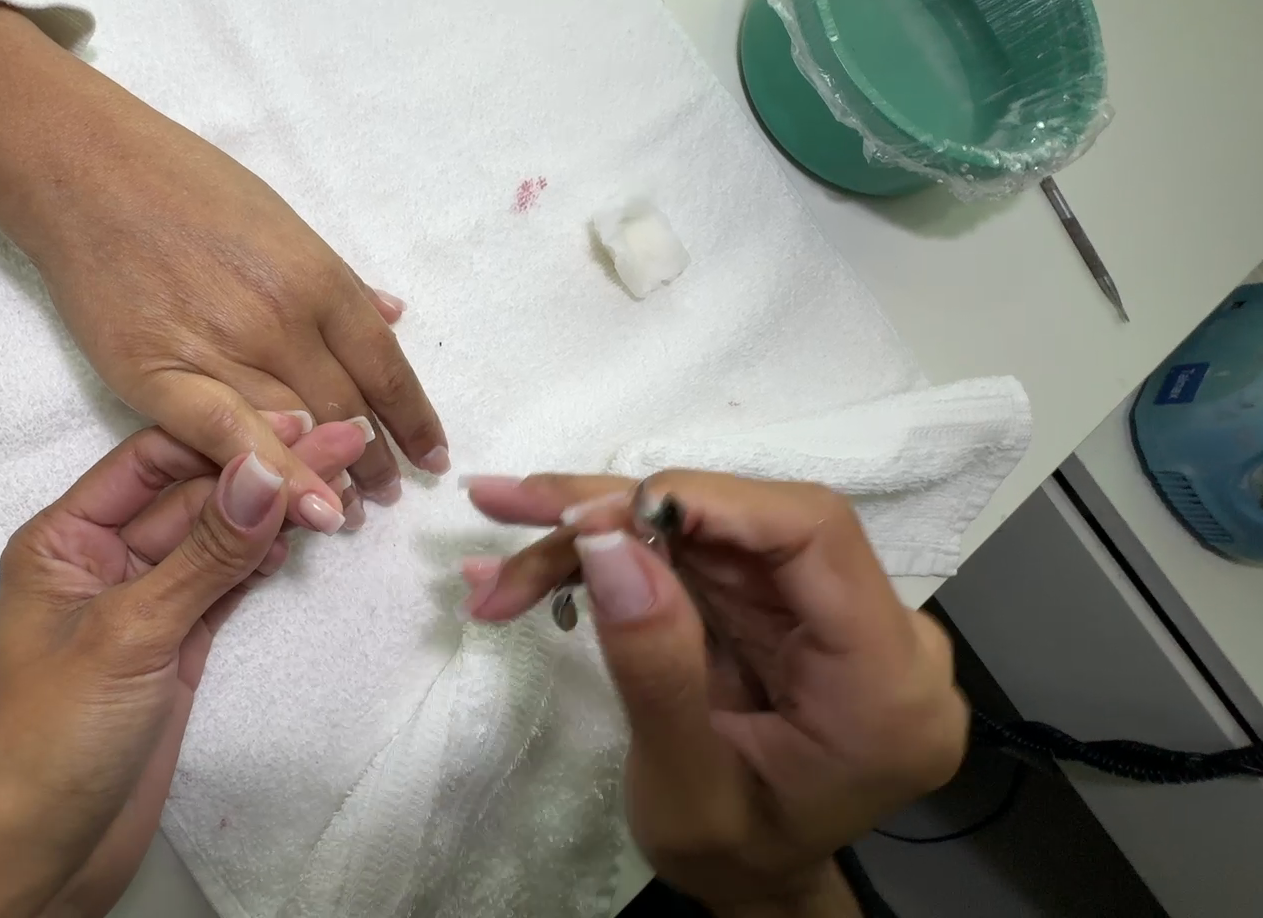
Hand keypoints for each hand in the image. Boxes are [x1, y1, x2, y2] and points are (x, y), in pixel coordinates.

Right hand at [0, 3, 447, 534]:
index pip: (386, 366)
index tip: (430, 455)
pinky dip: (274, 478)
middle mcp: (285, 320)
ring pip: (298, 432)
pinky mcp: (163, 377)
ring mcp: (226, 350)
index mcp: (318, 278)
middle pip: (348, 408)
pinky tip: (306, 510)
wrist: (89, 173)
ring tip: (347, 512)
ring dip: (331, 477)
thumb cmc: (187, 186)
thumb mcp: (281, 219)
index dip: (415, 419)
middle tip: (388, 494)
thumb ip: (337, 278)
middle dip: (375, 459)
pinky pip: (229, 437)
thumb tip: (394, 313)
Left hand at [0, 414, 369, 917]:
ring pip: (217, 538)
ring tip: (341, 487)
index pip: (153, 461)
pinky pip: (225, 581)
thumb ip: (204, 553)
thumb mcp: (128, 635)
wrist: (40, 865)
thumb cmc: (51, 741)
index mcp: (67, 536)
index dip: (224, 438)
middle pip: (195, 497)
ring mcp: (147, 599)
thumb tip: (269, 472)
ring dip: (273, 515)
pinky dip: (262, 560)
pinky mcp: (177, 640)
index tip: (298, 424)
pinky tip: (298, 538)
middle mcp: (106, 556)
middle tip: (344, 444)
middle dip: (265, 474)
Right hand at [462, 473, 967, 916]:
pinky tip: (529, 568)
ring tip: (498, 539)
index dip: (700, 500)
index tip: (588, 518)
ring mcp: (806, 605)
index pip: (808, 532)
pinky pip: (674, 549)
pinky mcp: (758, 597)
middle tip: (509, 506)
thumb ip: (655, 666)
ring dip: (584, 531)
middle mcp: (861, 623)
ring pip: (688, 525)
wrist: (749, 877)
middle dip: (607, 512)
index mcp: (881, 681)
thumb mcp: (684, 786)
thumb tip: (605, 542)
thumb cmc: (731, 854)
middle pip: (730, 518)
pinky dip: (595, 554)